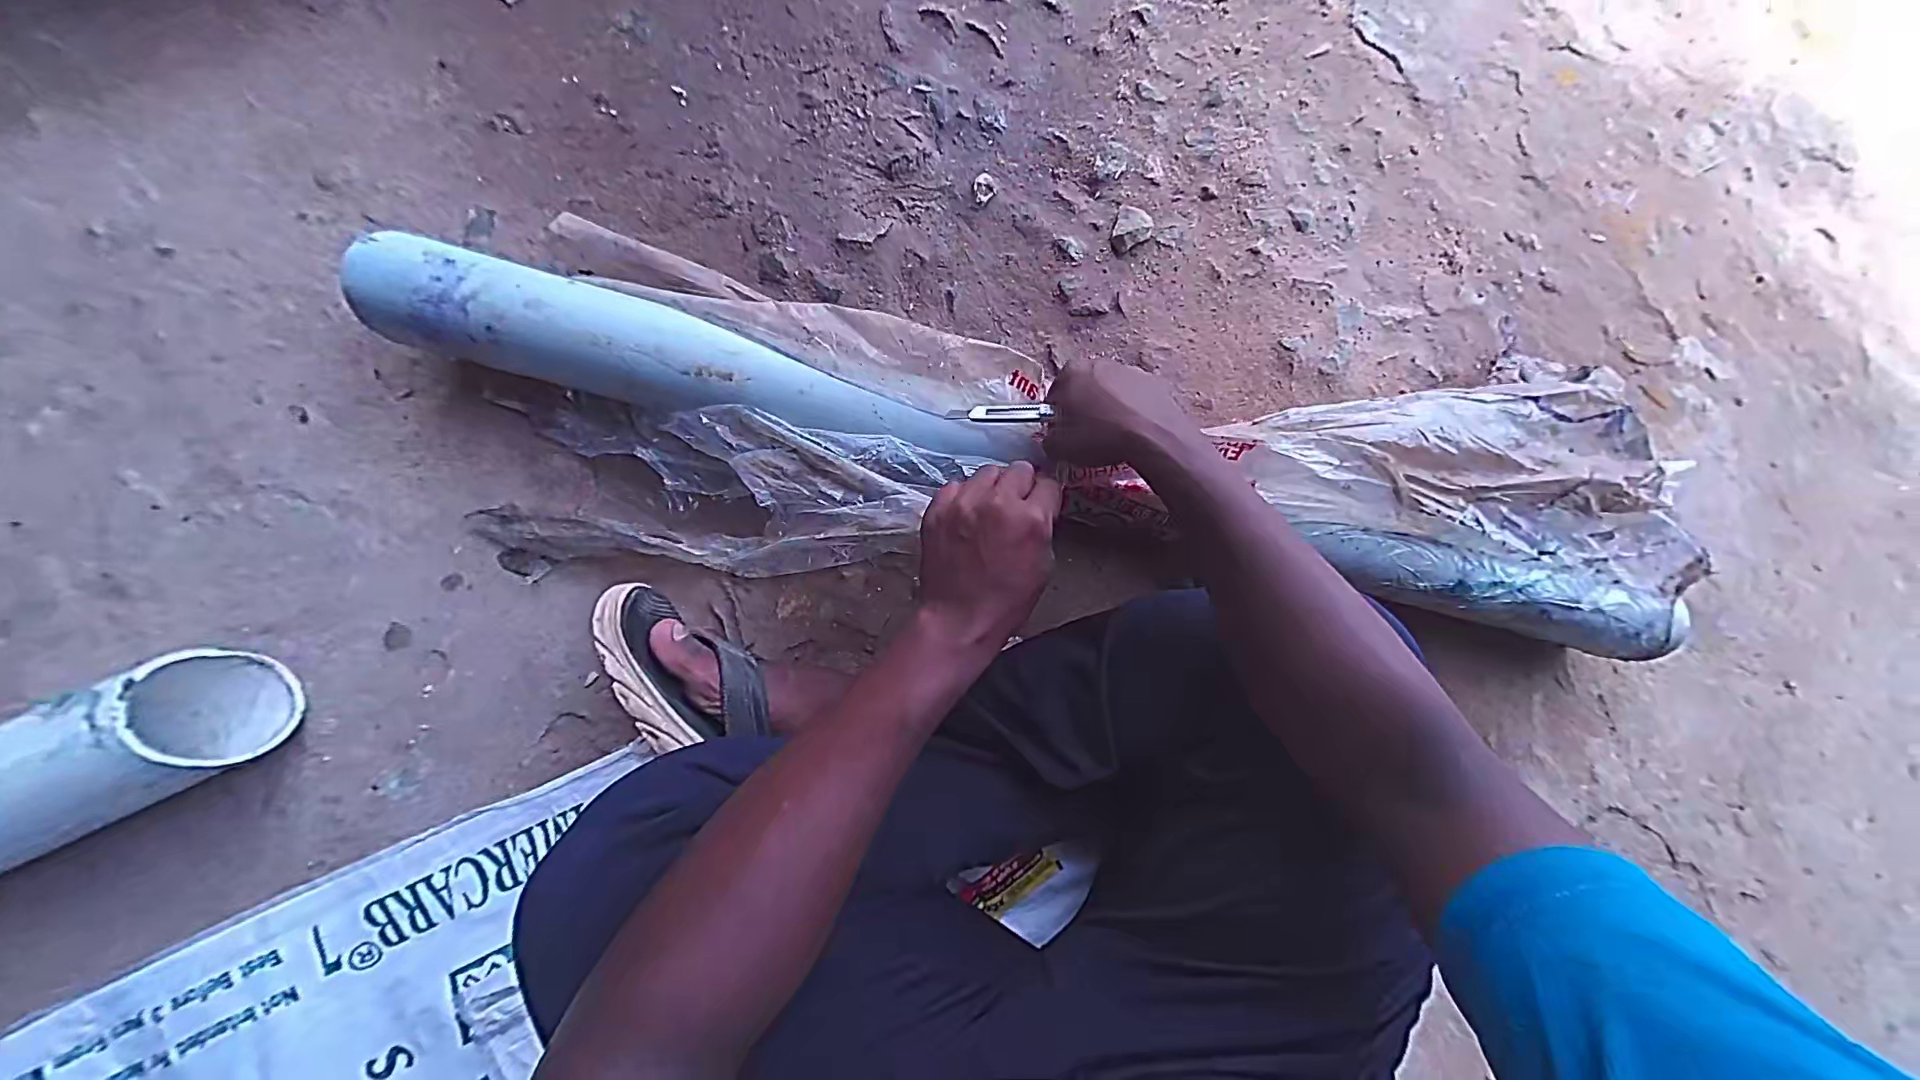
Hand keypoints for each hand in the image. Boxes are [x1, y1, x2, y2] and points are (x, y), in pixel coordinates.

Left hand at [917, 461, 1062, 647]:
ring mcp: (964, 503)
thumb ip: (1043, 526)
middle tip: (1017, 505)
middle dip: (1022, 485)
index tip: (1041, 502)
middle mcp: (997, 503)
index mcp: (1030, 518)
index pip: (1047, 484)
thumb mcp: (1043, 564)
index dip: (1046, 495)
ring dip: (993, 487)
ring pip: (987, 472)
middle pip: (1018, 470)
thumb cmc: (1006, 600)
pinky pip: (957, 486)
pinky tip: (967, 516)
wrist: (958, 618)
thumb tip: (1039, 507)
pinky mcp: (938, 509)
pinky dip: (965, 496)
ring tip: (990, 509)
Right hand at [1043, 359, 1206, 466]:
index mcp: (1071, 371)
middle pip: (1083, 389)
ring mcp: (1129, 370)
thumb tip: (1053, 437)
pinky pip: (1134, 400)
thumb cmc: (1099, 437)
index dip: (1056, 417)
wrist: (1153, 436)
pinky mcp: (1154, 382)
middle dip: (1082, 409)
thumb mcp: (1059, 448)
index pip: (1054, 395)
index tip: (1063, 434)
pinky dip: (1132, 412)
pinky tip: (1133, 433)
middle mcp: (1099, 363)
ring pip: (1110, 392)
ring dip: (1108, 409)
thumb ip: (1048, 439)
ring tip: (1113, 437)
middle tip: (1086, 436)